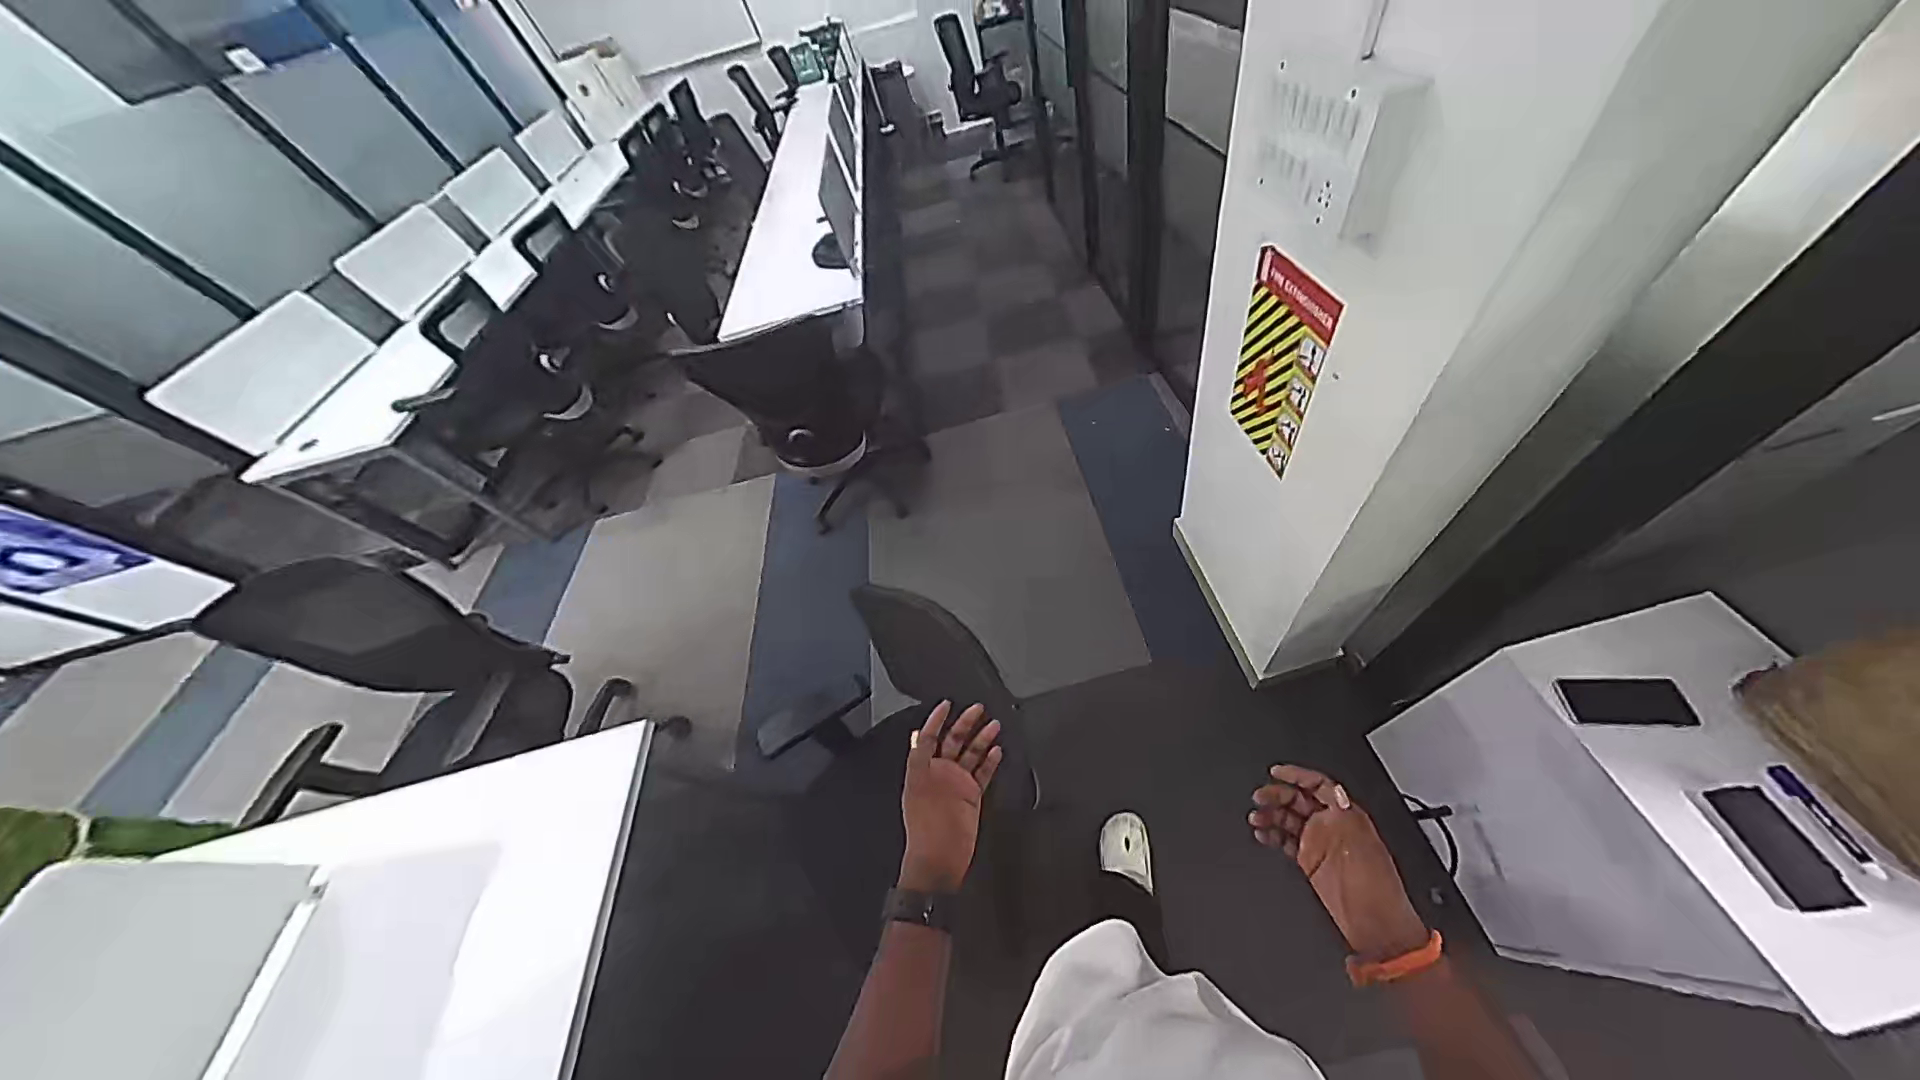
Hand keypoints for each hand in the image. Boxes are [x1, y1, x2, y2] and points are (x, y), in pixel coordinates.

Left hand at [899, 701, 1002, 893]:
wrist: (939, 859)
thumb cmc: (924, 828)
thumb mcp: (917, 784)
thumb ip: (919, 757)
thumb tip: (917, 733)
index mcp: (922, 768)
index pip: (929, 736)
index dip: (936, 718)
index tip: (946, 704)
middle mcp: (940, 773)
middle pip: (954, 741)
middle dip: (965, 723)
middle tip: (977, 708)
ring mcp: (957, 784)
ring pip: (971, 755)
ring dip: (982, 739)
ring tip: (994, 725)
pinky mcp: (971, 796)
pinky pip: (982, 774)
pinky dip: (990, 762)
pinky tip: (997, 751)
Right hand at [1250, 764, 1428, 961]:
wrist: (1375, 927)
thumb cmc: (1377, 889)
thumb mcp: (1364, 844)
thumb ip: (1346, 814)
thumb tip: (1334, 788)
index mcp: (1347, 817)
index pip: (1319, 786)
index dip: (1297, 775)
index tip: (1277, 772)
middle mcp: (1332, 827)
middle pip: (1298, 799)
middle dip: (1277, 794)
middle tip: (1260, 797)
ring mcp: (1319, 844)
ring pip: (1287, 818)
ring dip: (1270, 814)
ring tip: (1256, 817)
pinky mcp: (1309, 862)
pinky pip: (1284, 840)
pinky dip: (1270, 834)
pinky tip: (1261, 833)